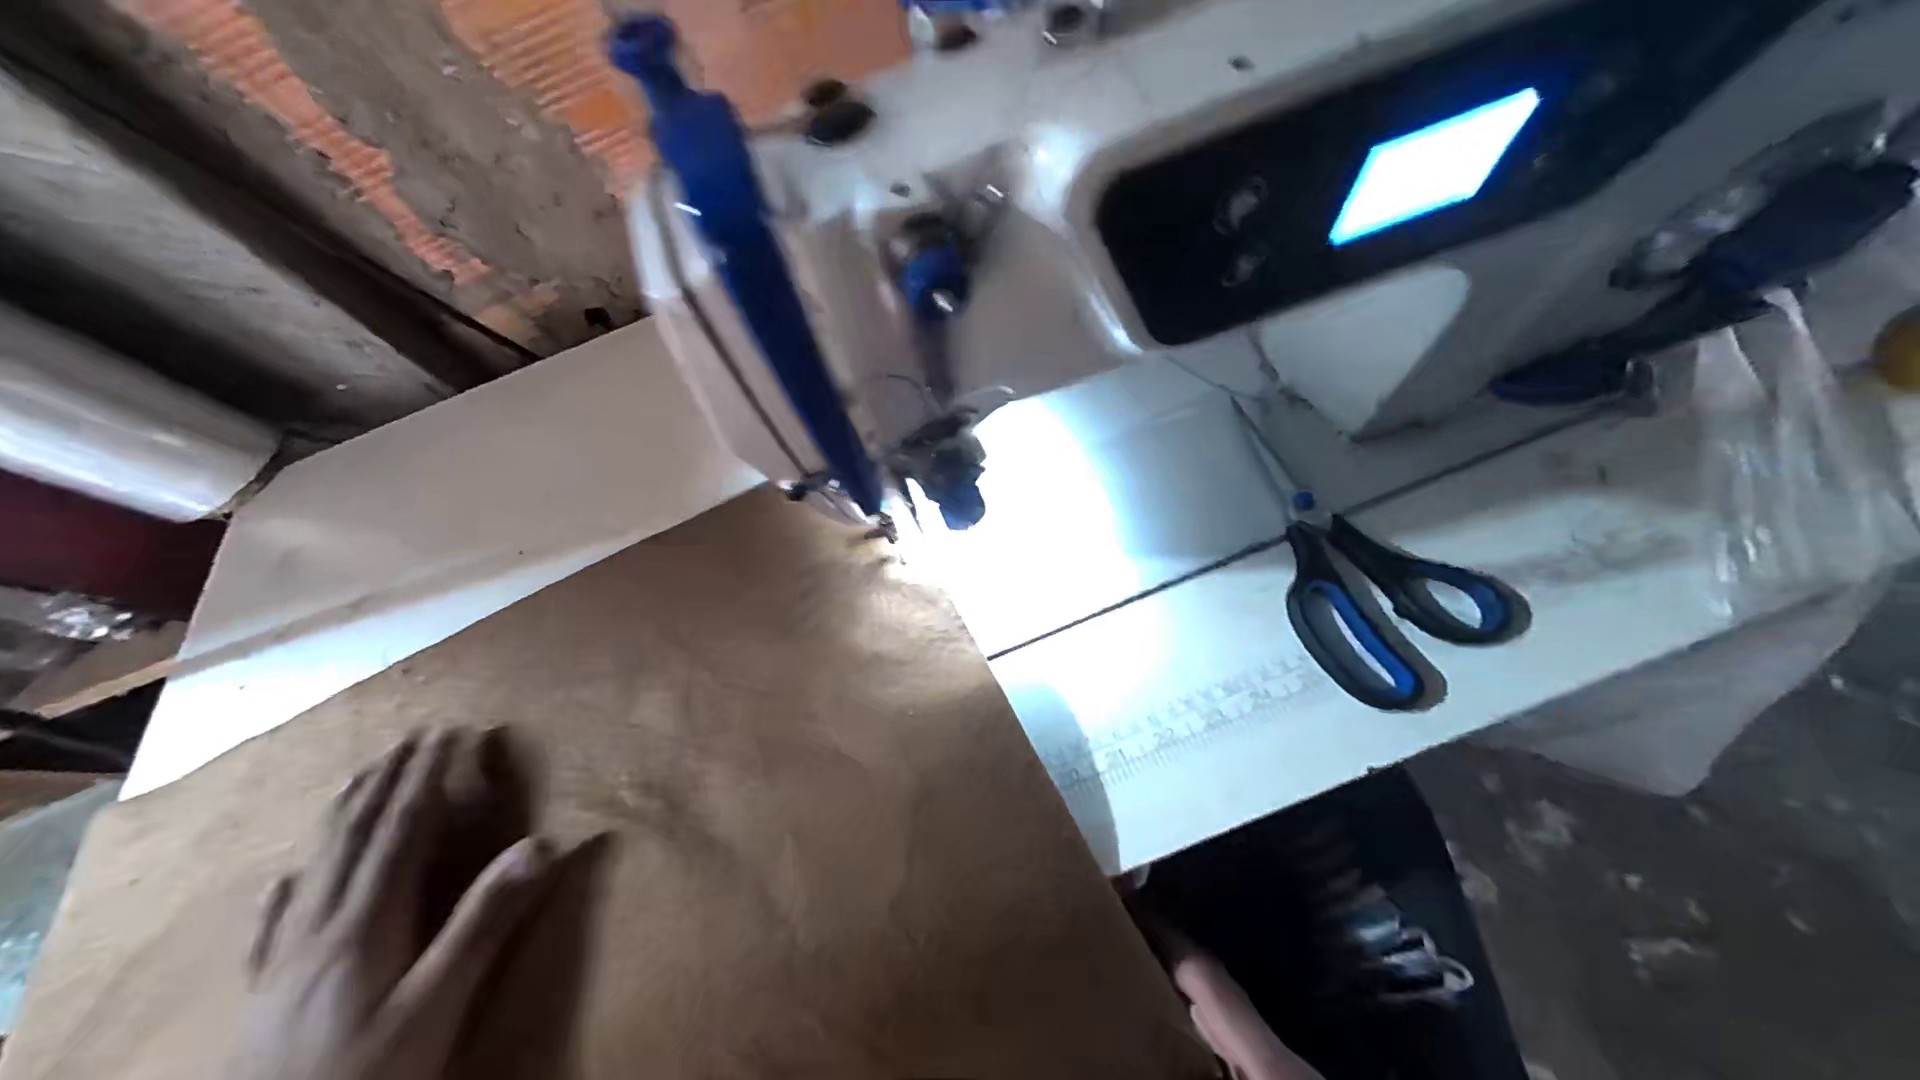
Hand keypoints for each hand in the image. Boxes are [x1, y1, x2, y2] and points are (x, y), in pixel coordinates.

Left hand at [228, 730, 556, 1079]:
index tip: (448, 733)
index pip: (401, 831)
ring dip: (342, 813)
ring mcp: (285, 962)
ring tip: (361, 775)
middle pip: (354, 838)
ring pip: (314, 867)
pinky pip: (273, 926)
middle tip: (410, 736)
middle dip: (386, 780)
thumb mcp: (439, 1003)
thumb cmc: (370, 1076)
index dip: (425, 778)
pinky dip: (288, 887)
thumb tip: (540, 842)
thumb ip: (485, 921)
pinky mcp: (264, 995)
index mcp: (366, 924)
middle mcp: (320, 928)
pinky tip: (287, 874)